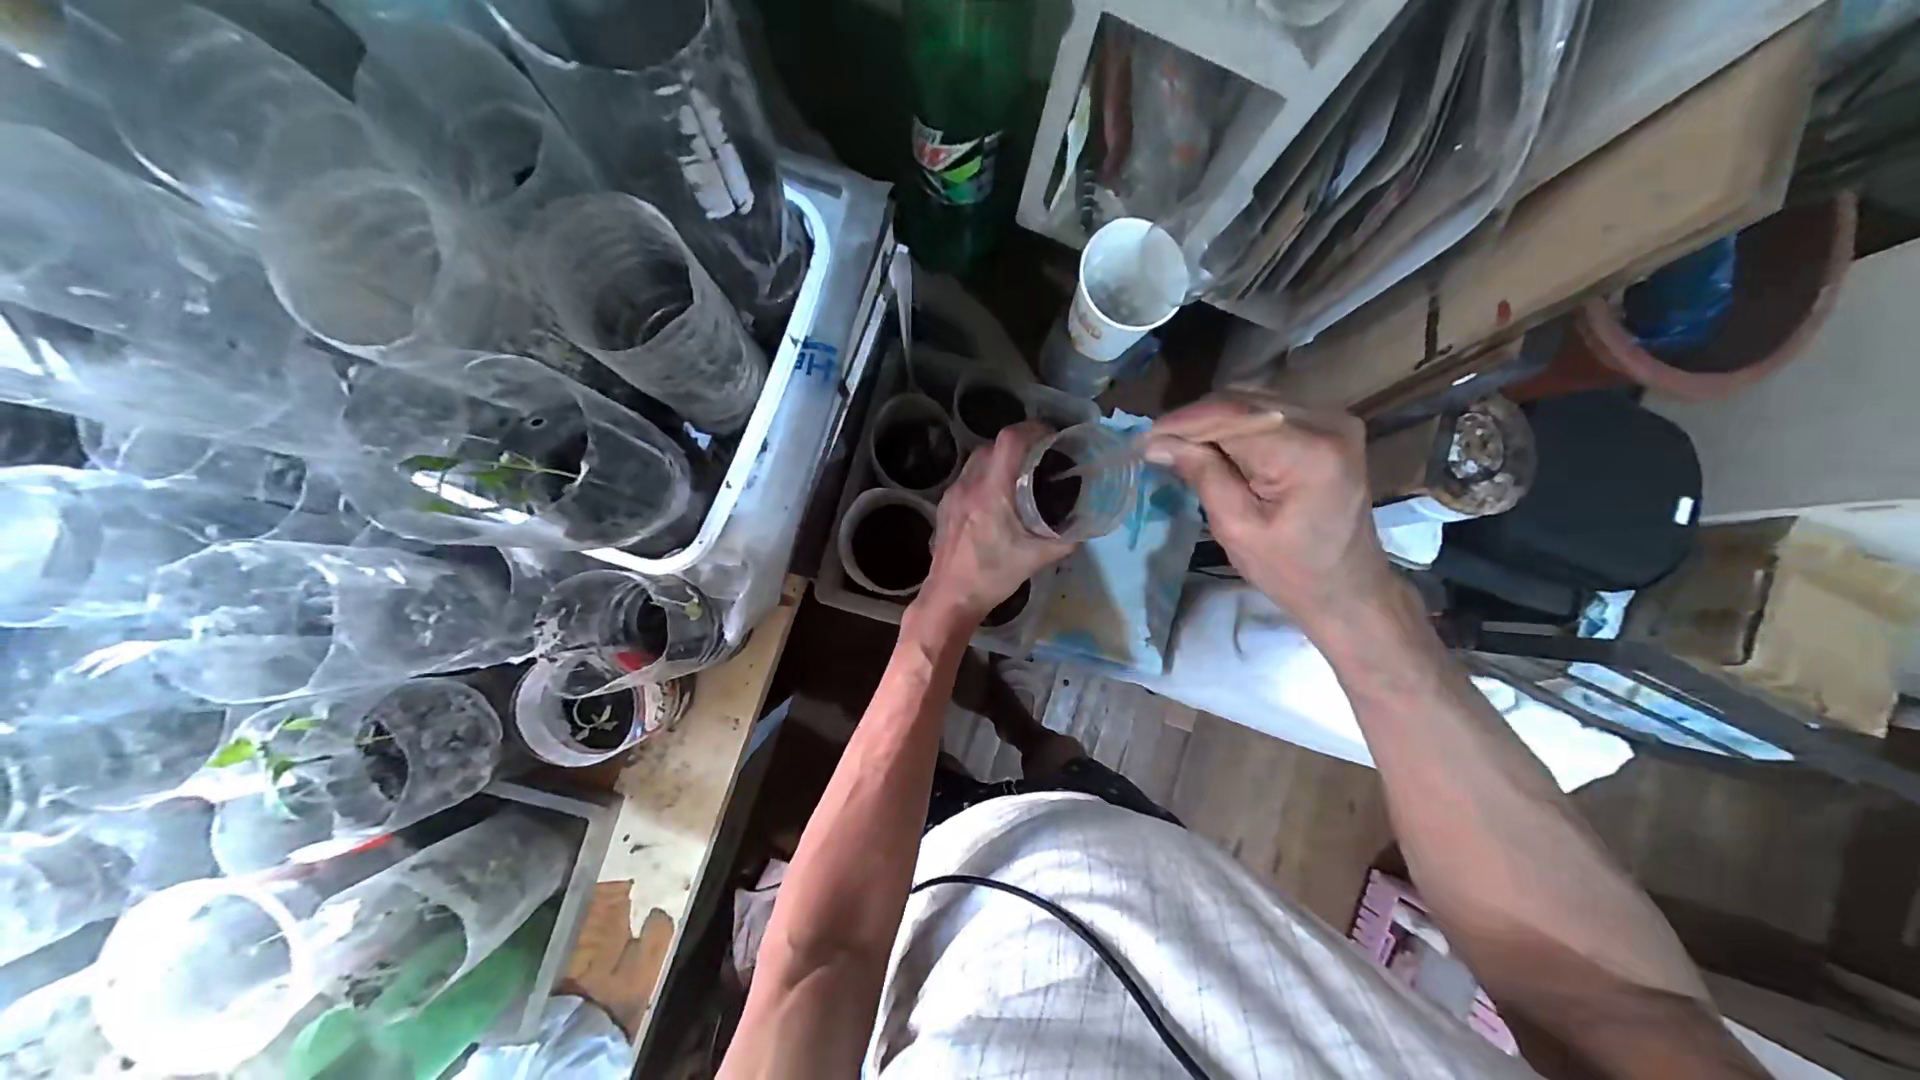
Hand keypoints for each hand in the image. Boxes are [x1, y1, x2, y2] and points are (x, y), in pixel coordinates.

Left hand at [916, 422, 1076, 626]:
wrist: (950, 597)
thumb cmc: (993, 577)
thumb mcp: (1036, 559)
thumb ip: (1064, 540)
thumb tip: (1084, 526)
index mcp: (992, 492)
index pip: (1010, 441)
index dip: (1032, 430)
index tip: (1050, 437)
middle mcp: (969, 485)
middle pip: (993, 445)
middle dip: (1019, 444)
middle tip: (1040, 458)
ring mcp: (952, 494)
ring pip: (977, 460)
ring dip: (1000, 459)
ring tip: (1020, 475)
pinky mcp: (944, 506)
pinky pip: (967, 477)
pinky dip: (985, 476)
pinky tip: (997, 497)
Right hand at [1143, 397, 1398, 632]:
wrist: (1348, 588)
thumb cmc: (1291, 570)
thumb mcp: (1237, 527)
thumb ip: (1202, 474)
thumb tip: (1157, 442)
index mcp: (1307, 452)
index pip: (1232, 415)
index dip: (1183, 422)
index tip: (1144, 438)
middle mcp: (1327, 422)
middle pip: (1243, 401)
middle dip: (1195, 419)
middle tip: (1157, 443)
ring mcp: (1333, 420)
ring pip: (1254, 400)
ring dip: (1212, 420)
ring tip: (1179, 445)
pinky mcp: (1330, 427)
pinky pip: (1270, 412)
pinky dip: (1236, 424)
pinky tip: (1213, 444)